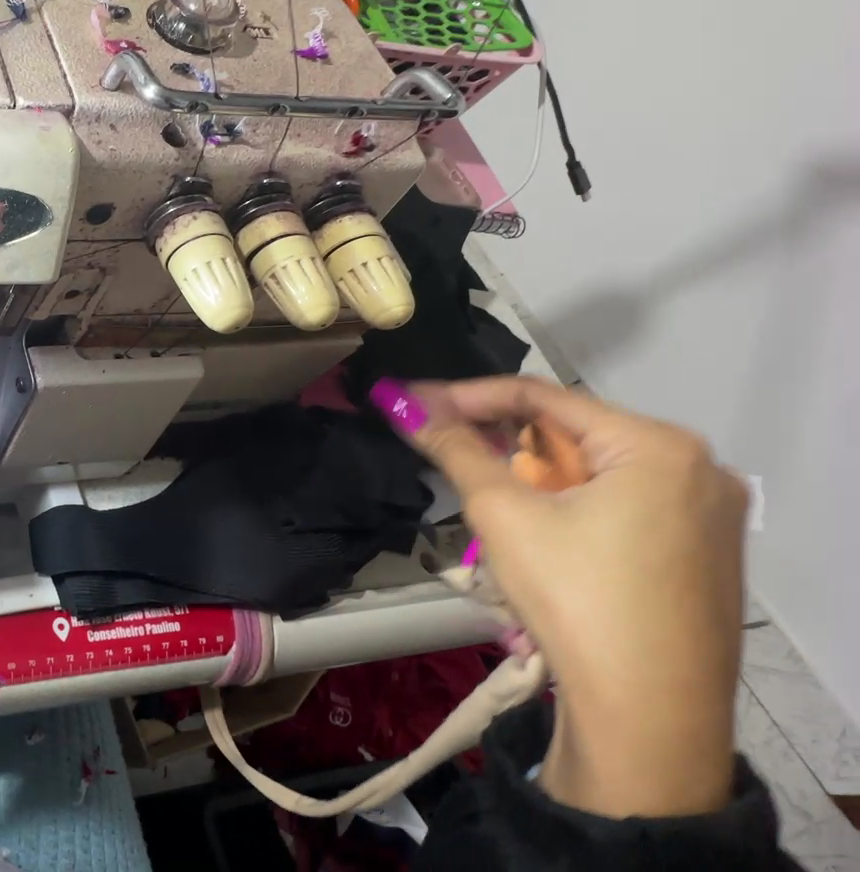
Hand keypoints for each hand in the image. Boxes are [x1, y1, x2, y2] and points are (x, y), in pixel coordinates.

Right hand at [374, 376, 747, 817]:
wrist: (646, 712)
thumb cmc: (574, 595)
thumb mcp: (501, 512)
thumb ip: (452, 447)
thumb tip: (400, 402)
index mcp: (658, 446)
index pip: (541, 395)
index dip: (465, 395)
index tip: (407, 401)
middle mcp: (696, 469)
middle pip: (568, 433)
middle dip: (496, 441)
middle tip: (435, 447)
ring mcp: (706, 514)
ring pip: (589, 471)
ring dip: (526, 476)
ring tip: (477, 498)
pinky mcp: (698, 553)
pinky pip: (616, 504)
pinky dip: (563, 504)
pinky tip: (529, 532)